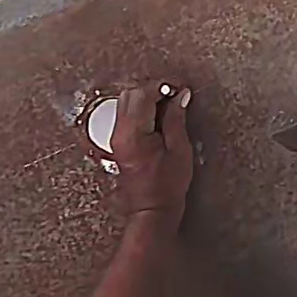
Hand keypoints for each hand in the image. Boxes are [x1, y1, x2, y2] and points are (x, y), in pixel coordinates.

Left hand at [108, 81, 193, 224]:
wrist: (152, 209)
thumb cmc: (166, 186)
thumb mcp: (179, 149)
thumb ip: (176, 118)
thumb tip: (180, 96)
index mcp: (133, 133)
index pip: (143, 95)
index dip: (163, 86)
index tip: (179, 88)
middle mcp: (120, 133)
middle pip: (131, 94)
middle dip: (154, 89)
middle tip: (175, 94)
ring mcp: (116, 137)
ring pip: (127, 102)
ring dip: (147, 98)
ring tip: (169, 105)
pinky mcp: (119, 142)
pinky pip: (127, 115)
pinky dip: (142, 109)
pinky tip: (159, 116)